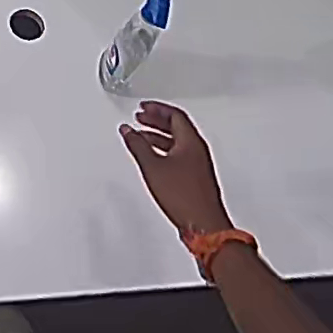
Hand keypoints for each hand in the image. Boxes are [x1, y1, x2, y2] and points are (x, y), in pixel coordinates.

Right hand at [120, 101, 232, 235]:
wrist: (205, 227)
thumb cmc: (184, 196)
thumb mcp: (152, 165)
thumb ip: (137, 144)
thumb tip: (127, 129)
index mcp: (191, 143)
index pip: (175, 115)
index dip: (157, 108)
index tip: (144, 106)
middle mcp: (198, 151)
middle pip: (177, 126)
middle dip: (157, 119)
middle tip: (141, 115)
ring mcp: (199, 165)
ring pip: (177, 141)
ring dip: (158, 134)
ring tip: (141, 134)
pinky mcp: (196, 178)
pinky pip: (179, 153)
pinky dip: (163, 148)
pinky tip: (151, 155)